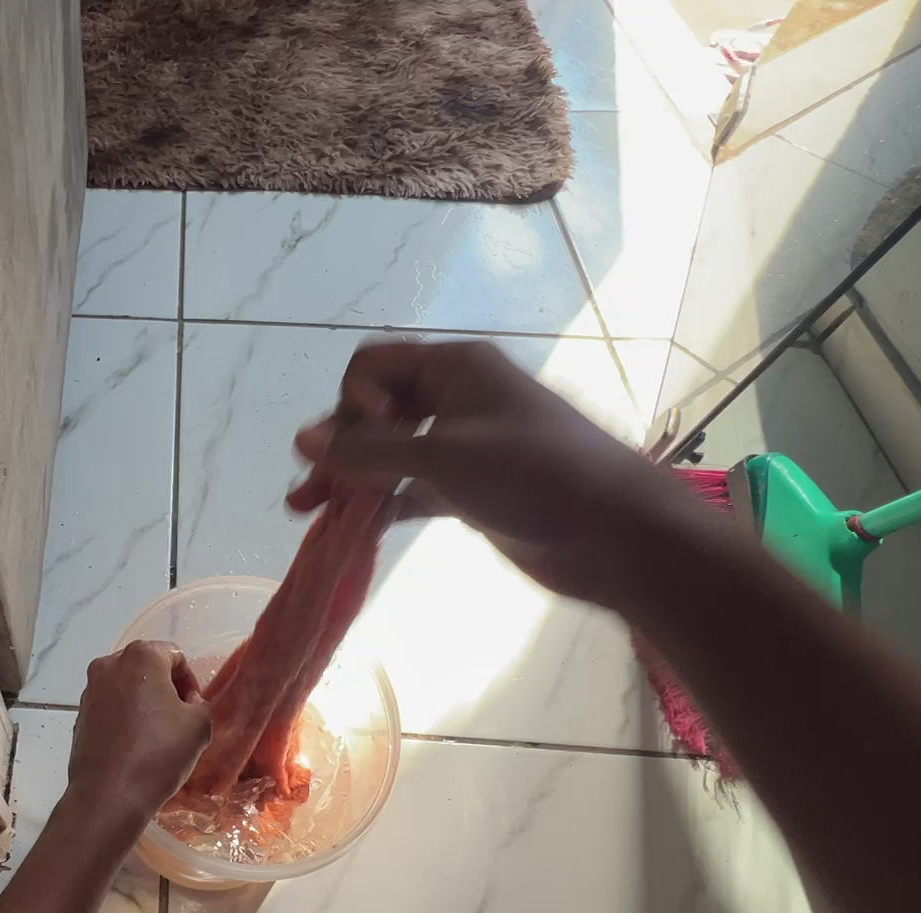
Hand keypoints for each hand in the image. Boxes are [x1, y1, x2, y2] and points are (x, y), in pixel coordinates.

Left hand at [67, 641, 212, 828]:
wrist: (108, 795)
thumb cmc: (158, 755)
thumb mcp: (199, 726)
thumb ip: (200, 703)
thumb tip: (186, 703)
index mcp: (140, 656)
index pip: (175, 656)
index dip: (189, 681)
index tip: (193, 709)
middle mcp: (109, 664)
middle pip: (147, 667)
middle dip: (165, 689)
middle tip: (178, 720)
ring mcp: (90, 689)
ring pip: (127, 686)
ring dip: (144, 702)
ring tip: (156, 735)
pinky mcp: (80, 713)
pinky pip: (110, 706)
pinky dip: (124, 717)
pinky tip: (134, 745)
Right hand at [287, 337, 716, 606]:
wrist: (619, 537)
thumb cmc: (537, 477)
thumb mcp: (445, 457)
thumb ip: (369, 450)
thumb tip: (300, 437)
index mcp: (453, 369)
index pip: (372, 367)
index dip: (355, 401)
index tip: (373, 436)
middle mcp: (451, 399)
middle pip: (371, 412)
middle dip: (337, 448)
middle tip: (309, 491)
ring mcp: (458, 445)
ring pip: (385, 453)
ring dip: (348, 479)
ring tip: (307, 510)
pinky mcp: (464, 488)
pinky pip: (406, 487)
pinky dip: (379, 503)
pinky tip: (354, 527)